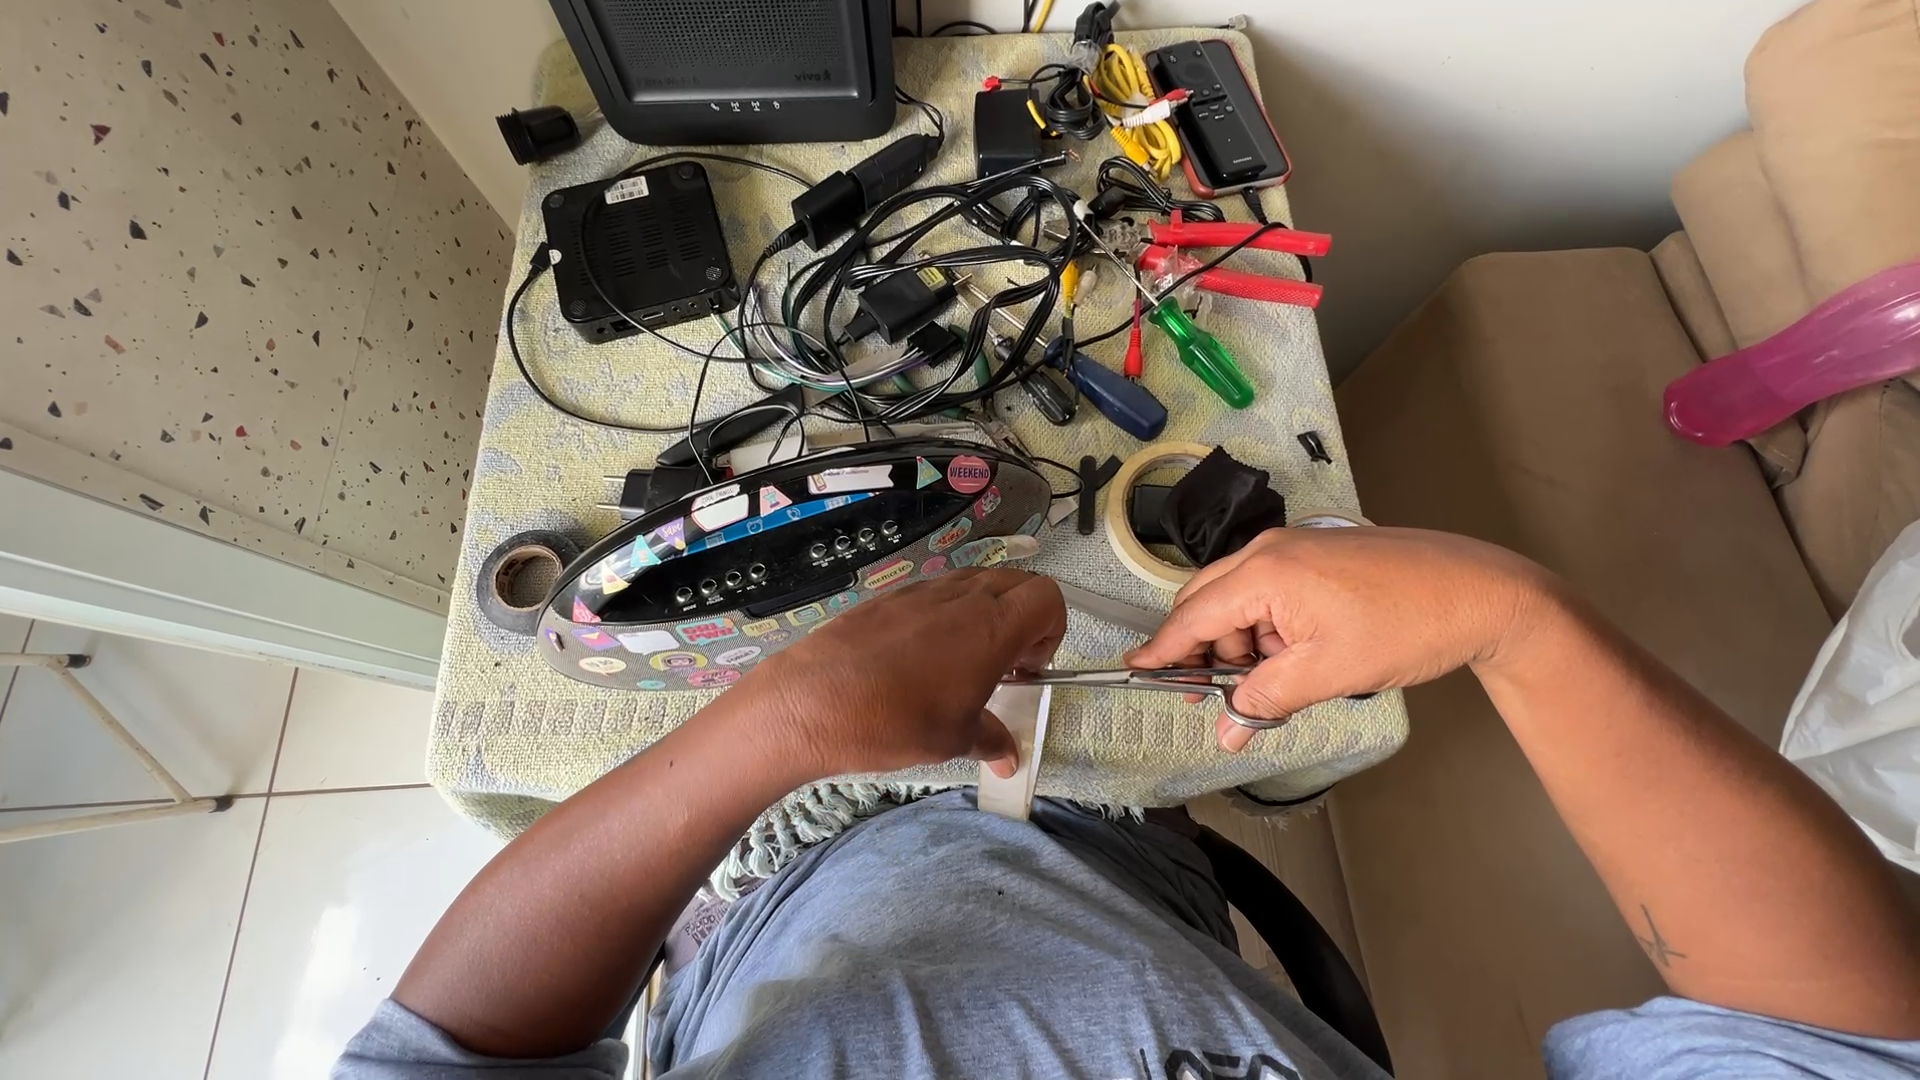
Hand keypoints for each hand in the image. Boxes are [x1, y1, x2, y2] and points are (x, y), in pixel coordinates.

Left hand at [732, 568, 1067, 780]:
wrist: (812, 701)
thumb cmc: (896, 721)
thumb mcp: (953, 739)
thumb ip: (991, 740)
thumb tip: (1009, 759)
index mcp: (992, 626)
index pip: (1048, 597)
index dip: (1051, 630)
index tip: (1028, 669)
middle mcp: (963, 597)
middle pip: (1016, 583)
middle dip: (1024, 618)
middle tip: (1004, 665)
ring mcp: (923, 590)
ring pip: (976, 583)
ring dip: (986, 613)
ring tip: (963, 662)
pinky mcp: (890, 596)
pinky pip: (936, 592)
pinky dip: (947, 614)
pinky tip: (920, 658)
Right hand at [1126, 527, 1558, 750]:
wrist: (1488, 591)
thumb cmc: (1406, 627)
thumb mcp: (1327, 672)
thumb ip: (1265, 700)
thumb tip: (1226, 732)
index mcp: (1264, 572)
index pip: (1194, 616)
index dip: (1162, 649)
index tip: (1134, 669)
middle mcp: (1268, 550)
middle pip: (1207, 601)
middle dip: (1202, 649)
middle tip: (1206, 692)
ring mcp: (1293, 548)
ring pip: (1237, 598)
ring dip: (1239, 641)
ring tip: (1268, 680)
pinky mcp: (1315, 554)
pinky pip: (1267, 591)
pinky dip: (1265, 626)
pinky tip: (1291, 654)